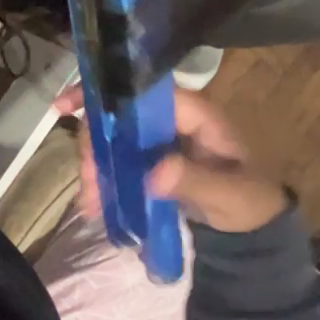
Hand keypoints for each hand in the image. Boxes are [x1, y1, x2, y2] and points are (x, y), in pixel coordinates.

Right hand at [56, 85, 289, 233]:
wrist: (252, 227)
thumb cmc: (248, 203)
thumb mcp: (229, 195)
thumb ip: (195, 181)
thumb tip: (155, 172)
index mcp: (194, 114)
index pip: (143, 92)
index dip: (106, 95)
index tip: (68, 107)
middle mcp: (170, 120)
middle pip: (119, 117)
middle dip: (95, 146)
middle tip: (87, 183)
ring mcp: (156, 142)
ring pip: (111, 141)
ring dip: (94, 169)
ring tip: (91, 204)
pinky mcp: (147, 163)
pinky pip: (116, 164)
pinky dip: (101, 182)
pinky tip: (94, 207)